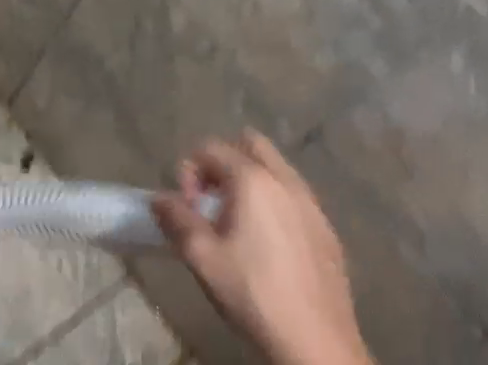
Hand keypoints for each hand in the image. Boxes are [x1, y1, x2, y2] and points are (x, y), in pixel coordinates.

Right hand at [151, 132, 371, 364]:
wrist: (317, 345)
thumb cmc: (252, 292)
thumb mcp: (200, 255)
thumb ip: (175, 217)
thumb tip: (159, 198)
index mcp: (252, 180)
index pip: (209, 148)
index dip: (188, 172)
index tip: (187, 208)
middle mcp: (286, 182)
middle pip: (249, 144)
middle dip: (223, 162)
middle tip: (211, 199)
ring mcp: (313, 207)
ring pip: (276, 169)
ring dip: (250, 180)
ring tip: (237, 221)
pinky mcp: (328, 232)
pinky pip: (295, 196)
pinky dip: (275, 202)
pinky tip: (267, 242)